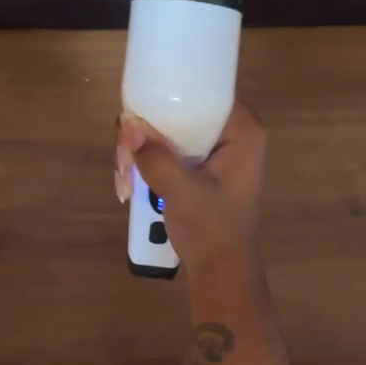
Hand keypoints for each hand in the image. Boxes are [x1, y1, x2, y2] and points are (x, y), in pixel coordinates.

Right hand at [115, 102, 265, 279]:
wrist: (221, 274)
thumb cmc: (212, 231)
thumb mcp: (183, 193)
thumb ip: (157, 159)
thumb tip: (126, 125)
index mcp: (242, 130)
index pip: (206, 90)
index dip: (171, 93)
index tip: (138, 108)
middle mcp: (231, 133)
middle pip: (180, 111)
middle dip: (146, 130)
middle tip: (124, 157)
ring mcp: (216, 150)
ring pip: (169, 130)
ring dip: (141, 149)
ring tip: (124, 178)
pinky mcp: (201, 165)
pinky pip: (169, 148)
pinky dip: (148, 161)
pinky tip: (130, 183)